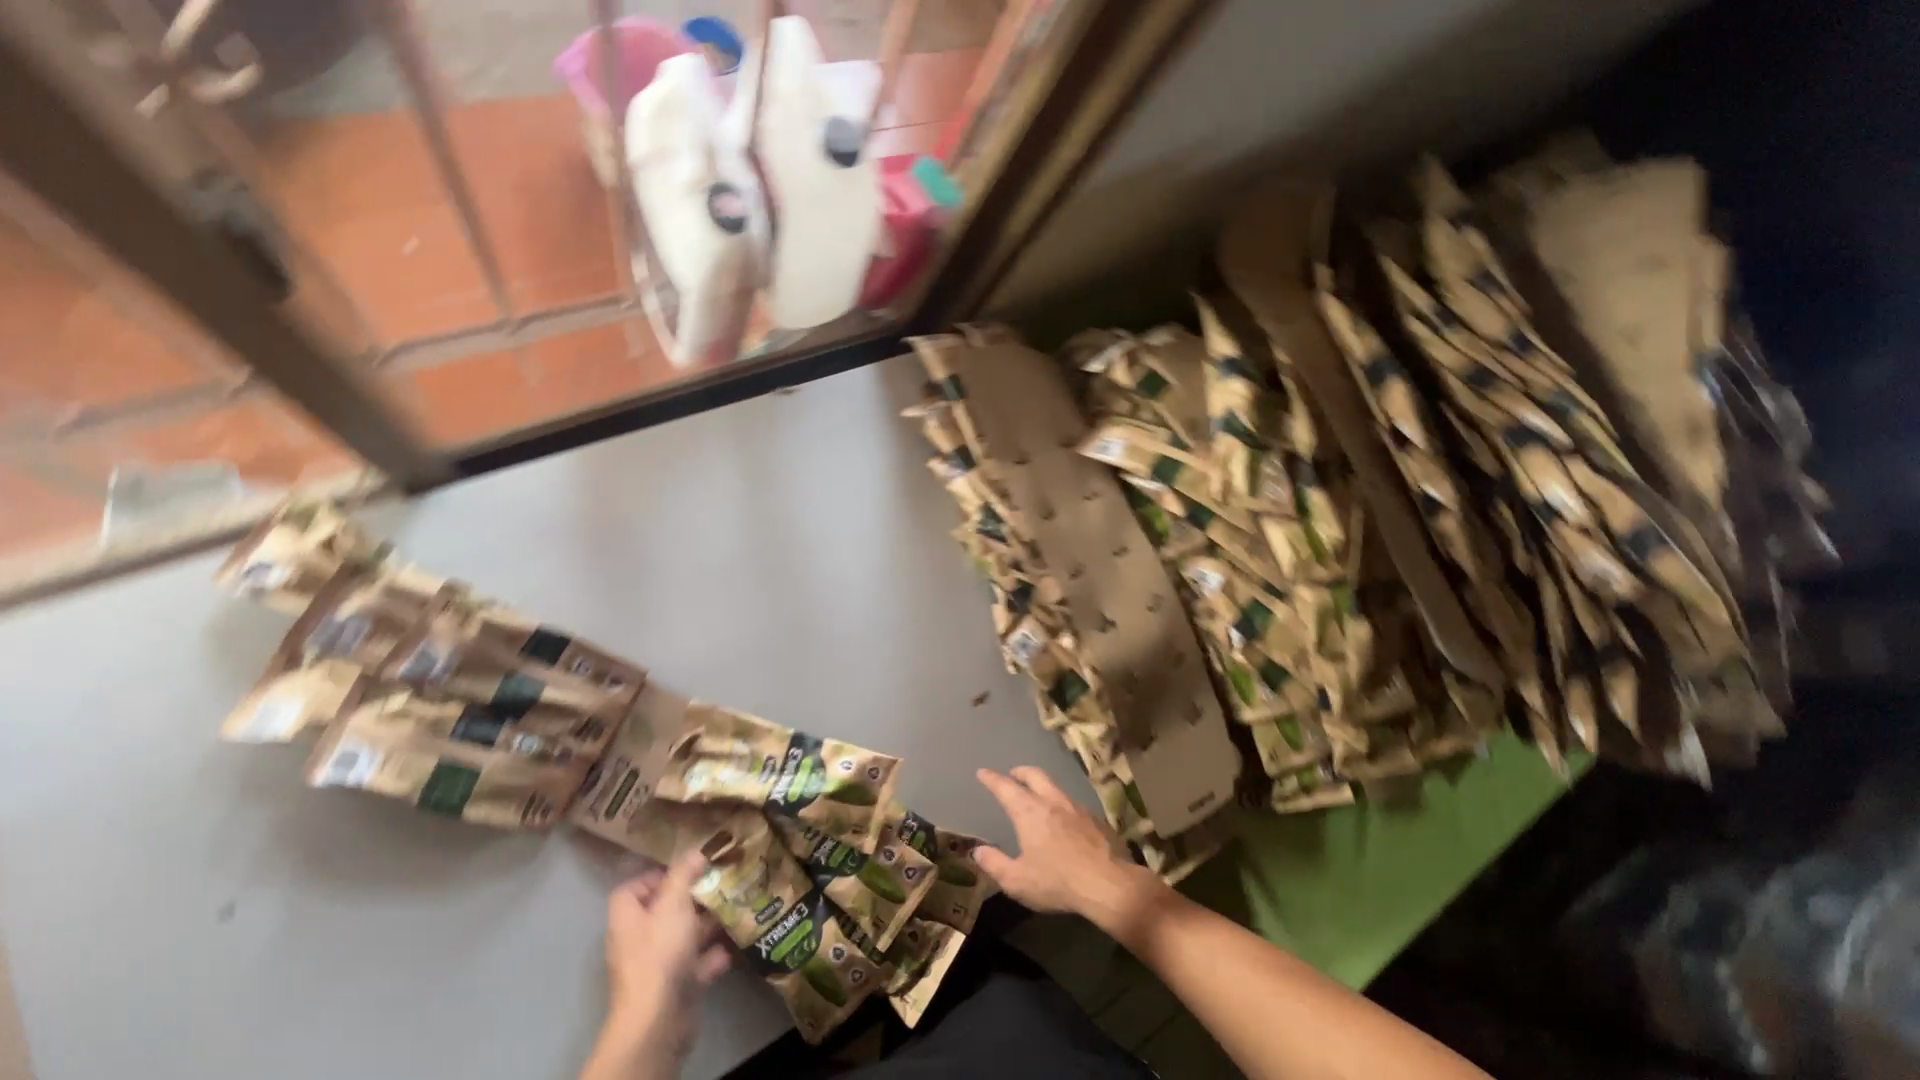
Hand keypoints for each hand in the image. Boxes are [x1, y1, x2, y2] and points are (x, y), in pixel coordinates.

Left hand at [600, 853, 731, 1066]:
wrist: (659, 1018)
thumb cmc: (660, 953)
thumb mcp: (674, 904)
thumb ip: (684, 875)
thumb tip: (696, 851)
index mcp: (627, 918)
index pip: (631, 889)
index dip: (655, 877)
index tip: (685, 872)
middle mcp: (637, 941)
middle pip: (662, 912)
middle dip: (691, 900)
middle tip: (719, 887)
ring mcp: (656, 966)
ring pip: (682, 938)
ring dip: (706, 927)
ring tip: (733, 911)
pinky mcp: (674, 987)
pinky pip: (695, 965)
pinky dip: (712, 957)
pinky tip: (732, 948)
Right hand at [970, 767, 1168, 932]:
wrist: (1109, 885)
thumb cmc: (1057, 882)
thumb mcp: (1017, 880)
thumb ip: (994, 863)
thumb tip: (978, 850)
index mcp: (1029, 812)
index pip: (1005, 787)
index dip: (992, 778)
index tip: (983, 772)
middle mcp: (1053, 802)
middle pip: (1035, 775)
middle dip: (1021, 772)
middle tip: (1013, 774)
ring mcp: (1078, 808)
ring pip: (1057, 788)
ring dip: (1044, 787)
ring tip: (1039, 796)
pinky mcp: (1097, 820)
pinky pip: (1074, 804)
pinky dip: (1063, 805)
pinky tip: (1066, 819)